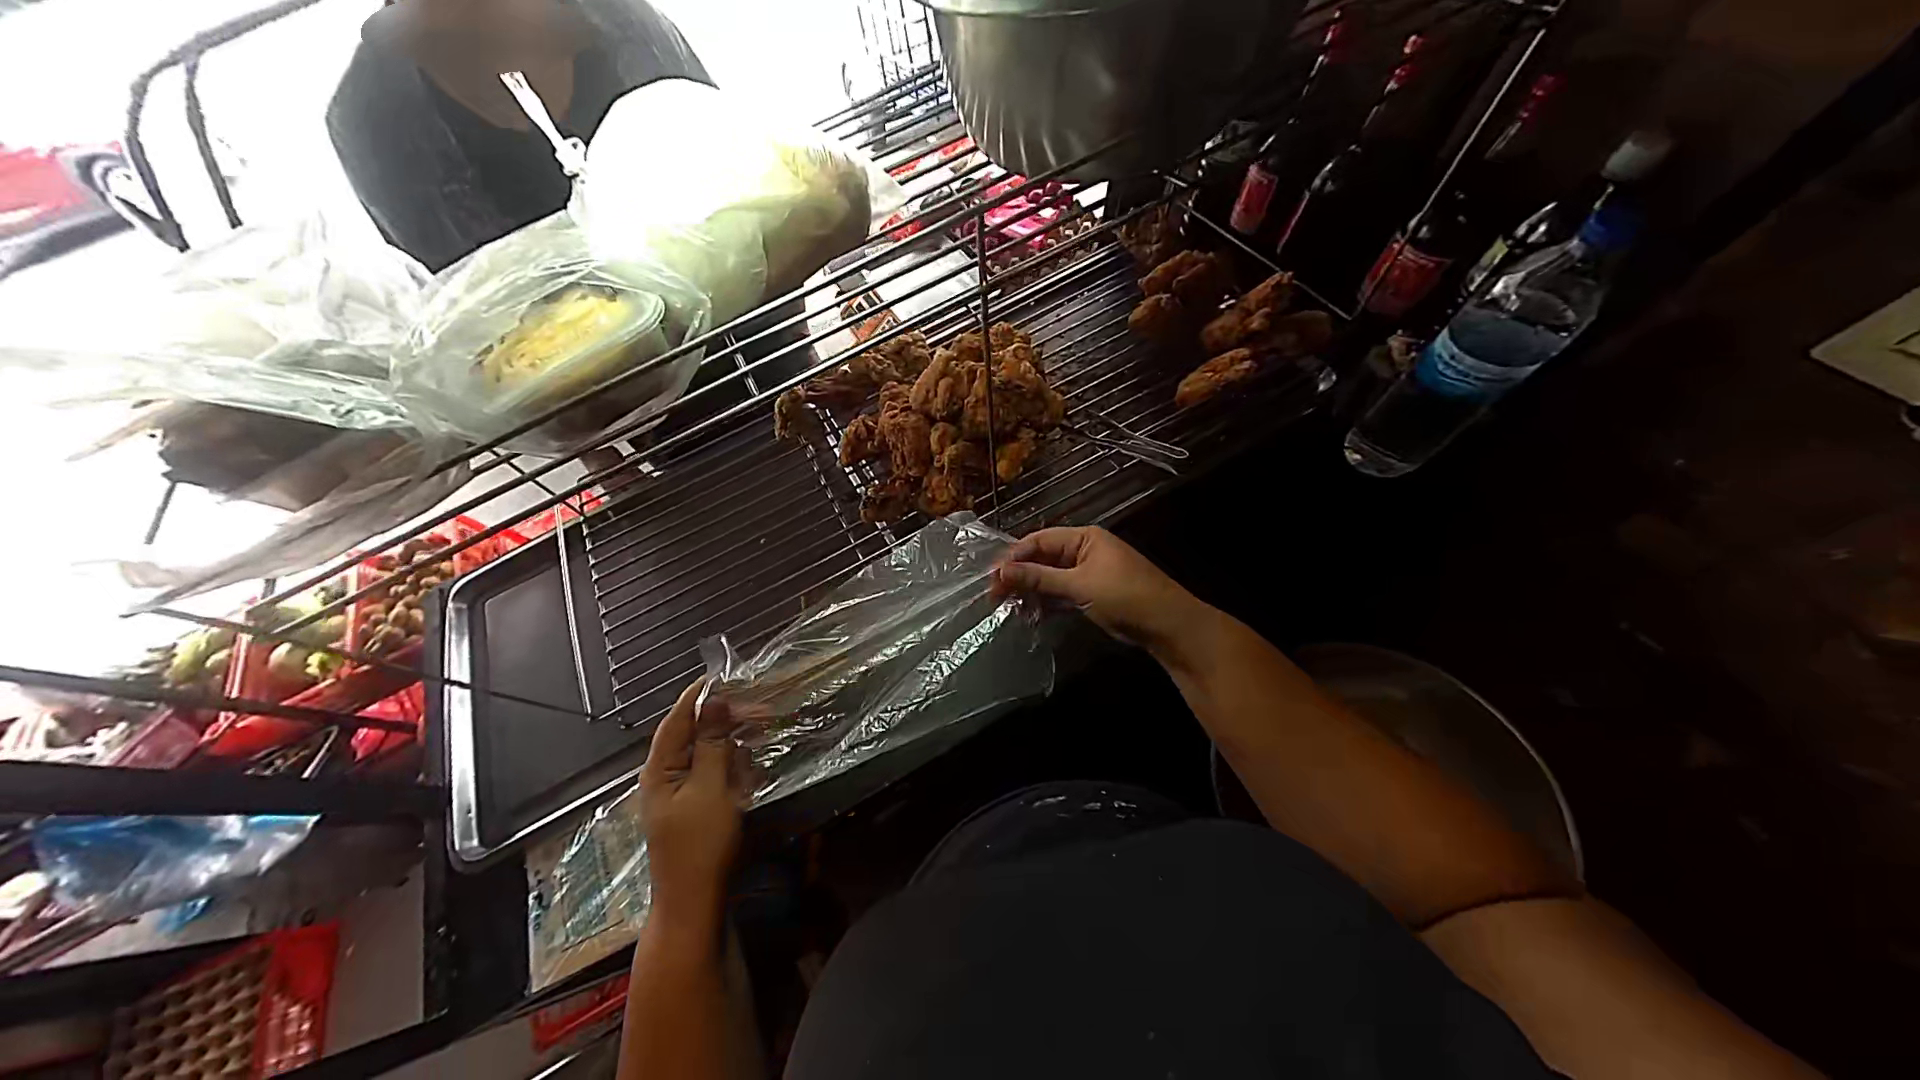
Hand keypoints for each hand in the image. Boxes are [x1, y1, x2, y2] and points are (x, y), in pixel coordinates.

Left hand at [640, 679, 746, 925]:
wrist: (696, 903)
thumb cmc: (701, 844)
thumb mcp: (711, 788)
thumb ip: (714, 743)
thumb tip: (716, 701)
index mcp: (660, 769)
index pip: (677, 719)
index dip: (700, 695)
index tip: (728, 675)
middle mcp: (666, 776)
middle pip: (695, 735)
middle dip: (727, 721)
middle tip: (763, 711)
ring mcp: (682, 794)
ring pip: (709, 754)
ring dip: (735, 744)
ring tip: (762, 738)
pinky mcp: (698, 808)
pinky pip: (716, 776)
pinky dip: (735, 768)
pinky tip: (754, 770)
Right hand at [994, 526, 1208, 657]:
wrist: (1167, 625)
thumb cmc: (1125, 596)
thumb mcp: (1078, 585)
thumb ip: (1038, 578)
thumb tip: (1001, 571)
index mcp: (1084, 538)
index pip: (1039, 540)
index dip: (1014, 556)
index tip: (991, 576)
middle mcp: (1085, 551)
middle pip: (1043, 559)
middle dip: (1020, 576)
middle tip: (994, 595)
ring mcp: (1089, 574)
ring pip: (1050, 579)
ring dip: (1031, 592)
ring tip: (1009, 608)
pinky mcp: (1092, 596)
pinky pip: (1062, 595)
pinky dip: (1047, 604)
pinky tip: (1030, 616)